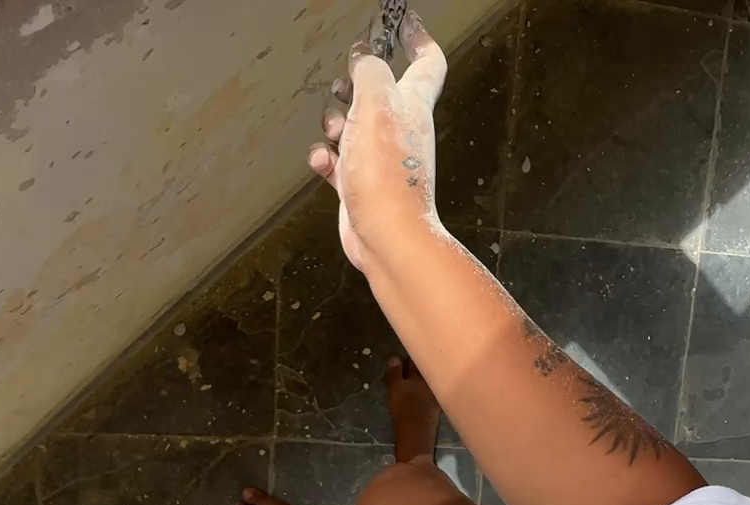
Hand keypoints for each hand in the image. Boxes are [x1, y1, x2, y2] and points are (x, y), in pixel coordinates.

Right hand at [308, 13, 447, 272]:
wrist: (386, 237)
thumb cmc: (387, 176)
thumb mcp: (376, 104)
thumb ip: (370, 71)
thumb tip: (366, 57)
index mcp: (412, 106)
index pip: (427, 63)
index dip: (417, 39)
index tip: (403, 23)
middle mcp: (399, 133)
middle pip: (379, 94)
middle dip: (356, 83)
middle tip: (345, 82)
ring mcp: (379, 161)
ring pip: (352, 128)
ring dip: (335, 123)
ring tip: (334, 130)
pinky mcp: (359, 187)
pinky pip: (337, 163)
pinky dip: (325, 159)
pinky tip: (322, 162)